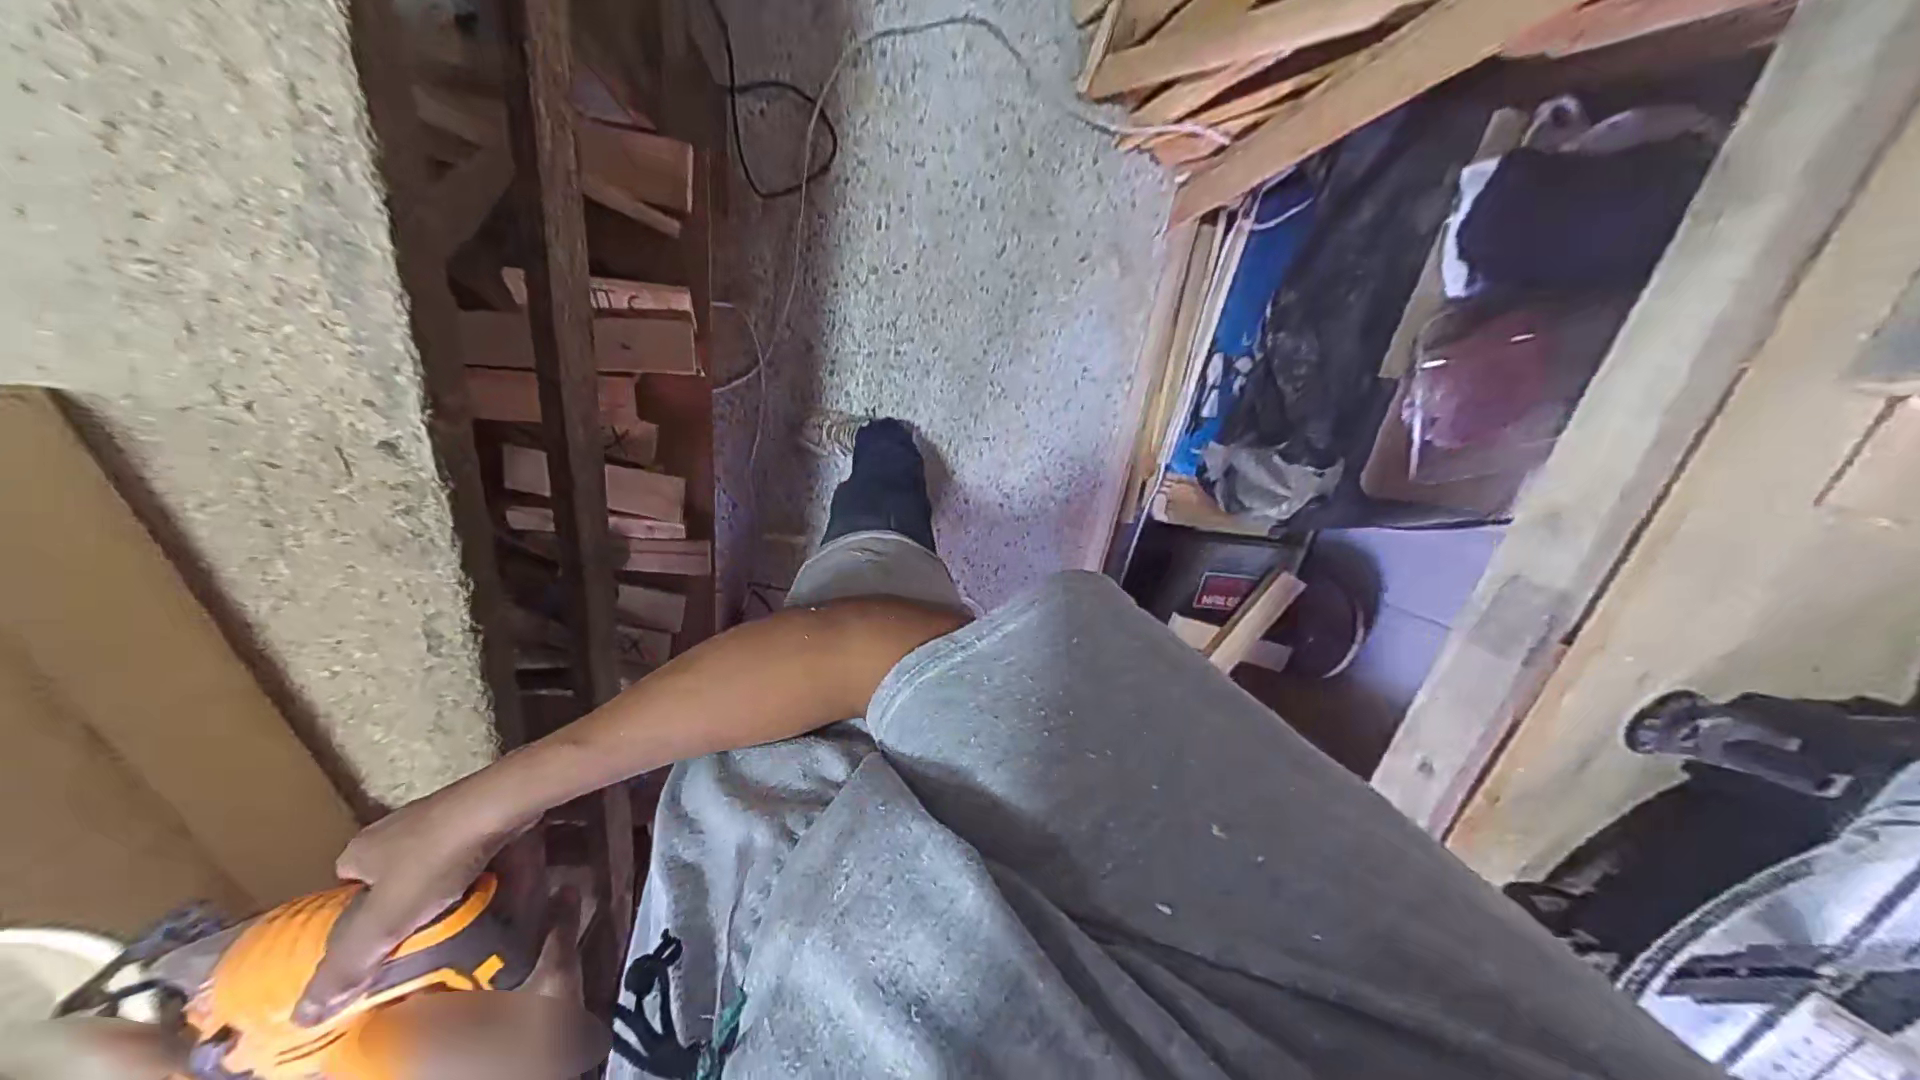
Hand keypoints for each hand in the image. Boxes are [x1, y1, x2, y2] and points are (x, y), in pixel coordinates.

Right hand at [294, 783, 534, 1025]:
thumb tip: (306, 1015)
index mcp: (361, 850)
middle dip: (407, 906)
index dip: (359, 922)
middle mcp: (398, 827)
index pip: (347, 893)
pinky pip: (474, 850)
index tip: (378, 947)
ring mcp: (443, 816)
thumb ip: (346, 965)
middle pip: (394, 879)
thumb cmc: (435, 857)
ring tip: (461, 917)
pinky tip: (493, 889)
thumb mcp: (383, 920)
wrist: (500, 804)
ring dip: (448, 888)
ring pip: (437, 864)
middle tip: (423, 936)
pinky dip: (480, 870)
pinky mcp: (481, 812)